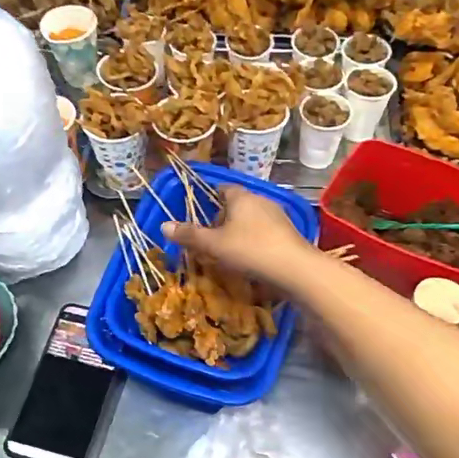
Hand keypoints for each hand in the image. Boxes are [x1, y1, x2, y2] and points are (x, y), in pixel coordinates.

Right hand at [162, 187, 317, 287]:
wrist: (294, 268)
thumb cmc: (250, 250)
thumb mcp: (214, 244)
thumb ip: (190, 235)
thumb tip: (163, 225)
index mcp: (241, 196)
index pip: (223, 188)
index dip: (210, 199)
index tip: (201, 214)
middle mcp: (261, 200)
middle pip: (238, 204)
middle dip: (225, 218)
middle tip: (212, 237)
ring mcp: (279, 216)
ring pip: (253, 219)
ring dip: (241, 231)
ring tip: (229, 251)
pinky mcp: (289, 233)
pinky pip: (266, 232)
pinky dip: (256, 241)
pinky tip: (252, 258)